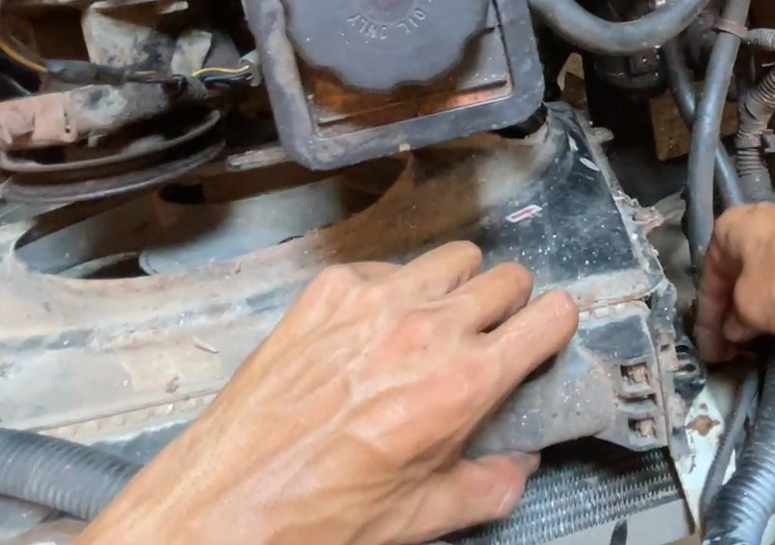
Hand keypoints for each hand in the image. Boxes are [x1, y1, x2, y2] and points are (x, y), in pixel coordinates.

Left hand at [79, 242, 579, 544]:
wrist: (218, 509)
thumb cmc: (323, 521)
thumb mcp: (422, 521)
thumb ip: (491, 486)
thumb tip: (523, 463)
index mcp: (465, 383)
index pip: (550, 316)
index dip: (556, 323)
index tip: (543, 334)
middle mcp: (431, 328)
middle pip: (509, 276)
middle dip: (509, 303)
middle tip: (484, 333)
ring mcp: (380, 299)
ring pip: (456, 256)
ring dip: (457, 285)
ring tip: (432, 318)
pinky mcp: (334, 288)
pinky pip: (389, 266)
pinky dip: (392, 289)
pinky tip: (367, 328)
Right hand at [694, 202, 774, 361]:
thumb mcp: (752, 307)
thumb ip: (735, 319)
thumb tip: (734, 326)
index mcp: (733, 224)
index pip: (709, 275)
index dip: (707, 318)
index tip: (709, 350)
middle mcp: (762, 217)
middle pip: (739, 271)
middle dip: (732, 310)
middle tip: (730, 348)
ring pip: (768, 271)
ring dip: (760, 303)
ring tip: (758, 338)